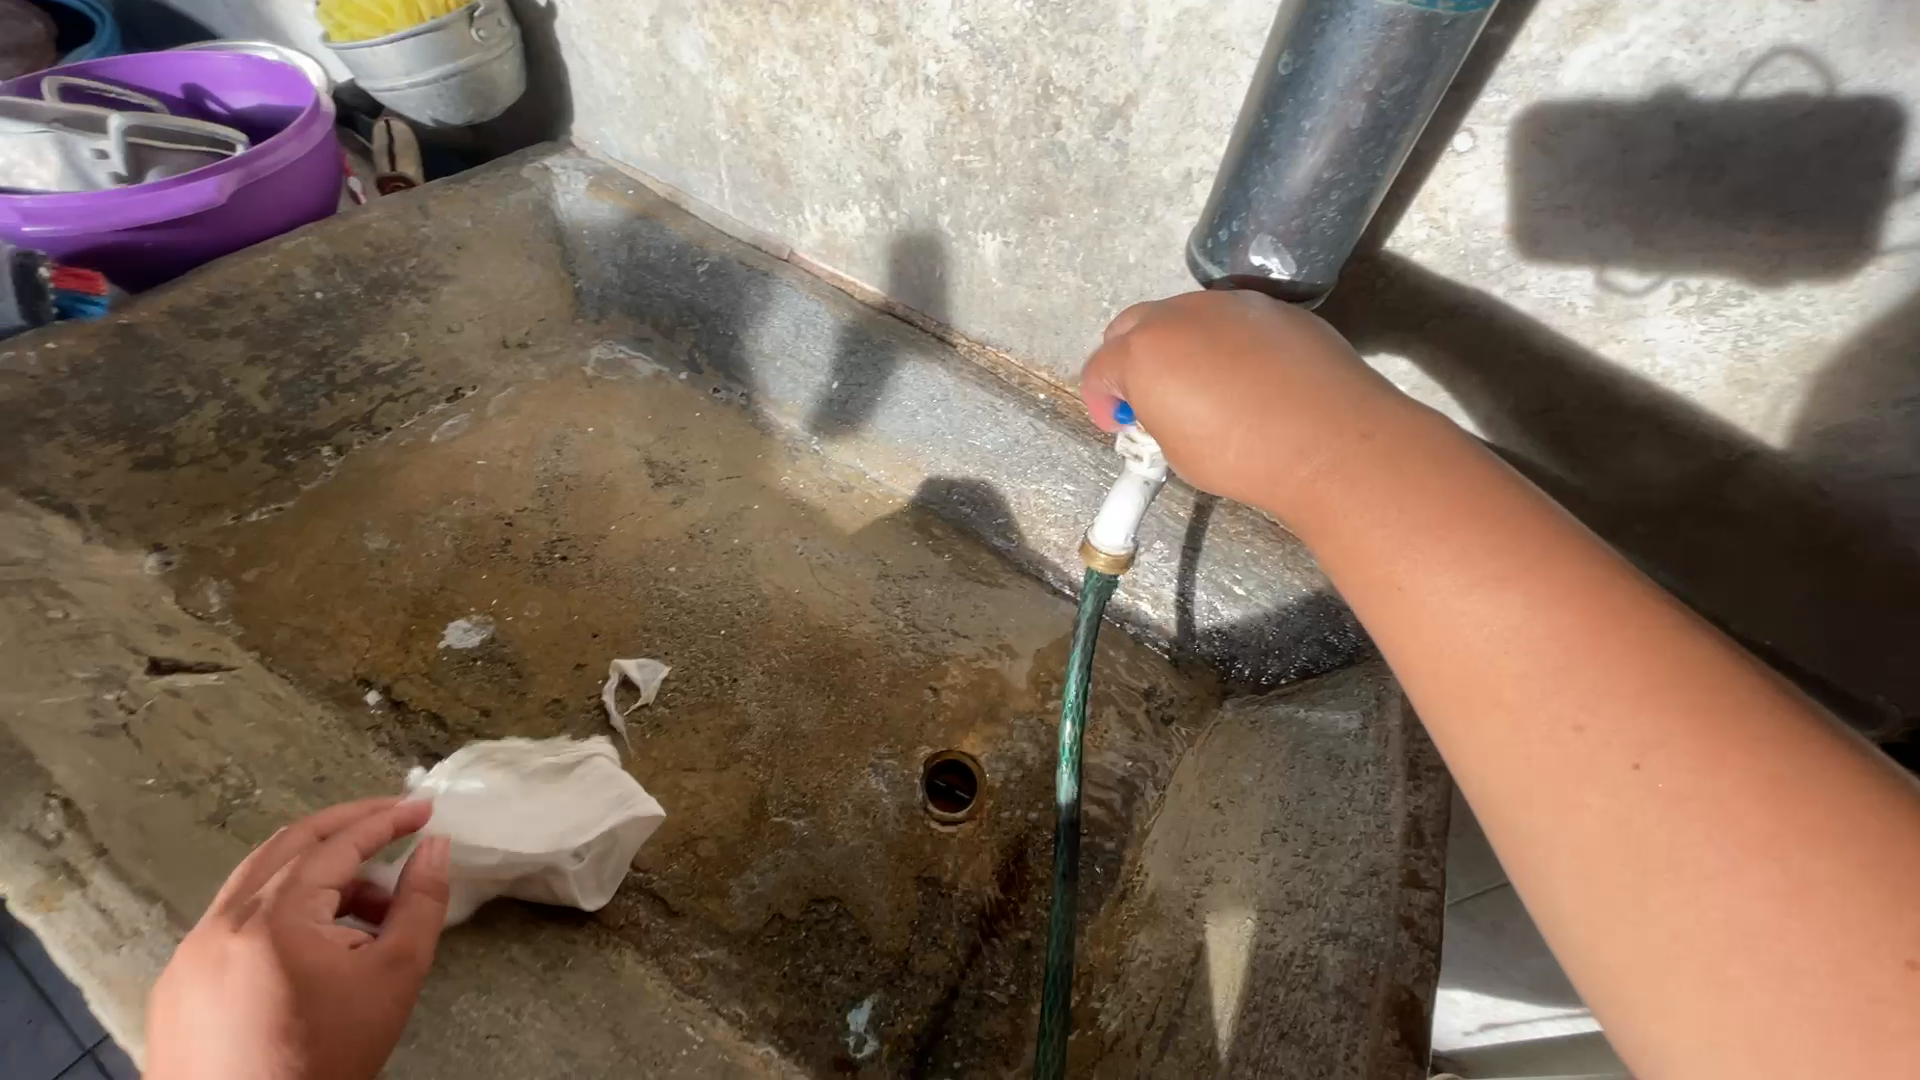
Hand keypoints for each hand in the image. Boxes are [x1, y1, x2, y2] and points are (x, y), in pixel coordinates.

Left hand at [145, 798, 451, 1079]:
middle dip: (348, 824)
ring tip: (374, 899)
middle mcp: (217, 926)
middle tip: (397, 817)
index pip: (337, 845)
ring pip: (260, 881)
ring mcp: (188, 956)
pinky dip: (288, 904)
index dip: (387, 820)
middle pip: (288, 846)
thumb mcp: (398, 970)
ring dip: (321, 869)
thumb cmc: (331, 1051)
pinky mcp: (178, 984)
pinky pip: (238, 918)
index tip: (426, 808)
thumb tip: (436, 845)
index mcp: (271, 920)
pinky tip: (326, 935)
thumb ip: (422, 899)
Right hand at [1079, 290, 1436, 524]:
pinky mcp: (1274, 309)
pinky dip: (1221, 344)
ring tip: (1199, 389)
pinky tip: (1245, 380)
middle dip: (1128, 361)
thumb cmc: (1240, 456)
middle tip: (1146, 400)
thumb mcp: (1173, 449)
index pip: (1099, 368)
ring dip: (1175, 348)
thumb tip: (1160, 405)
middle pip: (1131, 326)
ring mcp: (1231, 305)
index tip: (1116, 424)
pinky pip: (1230, 321)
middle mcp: (1181, 315)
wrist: (1330, 442)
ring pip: (1183, 317)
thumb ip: (1152, 414)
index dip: (1100, 401)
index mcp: (1144, 351)